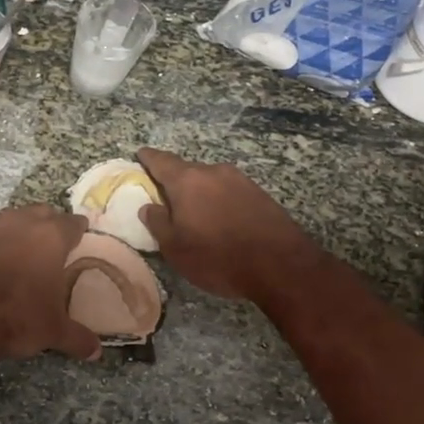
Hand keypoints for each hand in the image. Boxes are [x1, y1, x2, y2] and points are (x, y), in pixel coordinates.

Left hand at [0, 205, 101, 362]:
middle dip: (51, 221)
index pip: (71, 222)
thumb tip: (97, 351)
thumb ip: (79, 338)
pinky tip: (1, 255)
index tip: (82, 232)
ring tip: (29, 244)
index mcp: (51, 237)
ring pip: (15, 217)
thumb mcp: (55, 331)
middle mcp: (22, 223)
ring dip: (24, 226)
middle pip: (42, 212)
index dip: (79, 227)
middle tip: (57, 238)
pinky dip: (0, 239)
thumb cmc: (18, 317)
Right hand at [134, 148, 326, 302]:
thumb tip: (149, 207)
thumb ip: (157, 223)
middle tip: (167, 199)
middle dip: (174, 181)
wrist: (283, 267)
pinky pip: (230, 191)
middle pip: (186, 170)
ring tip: (196, 214)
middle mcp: (213, 172)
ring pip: (210, 181)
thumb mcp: (175, 248)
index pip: (160, 160)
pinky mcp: (261, 194)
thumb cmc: (219, 257)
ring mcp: (240, 181)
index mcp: (186, 181)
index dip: (147, 158)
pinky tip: (222, 221)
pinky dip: (220, 201)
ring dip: (200, 193)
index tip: (140, 156)